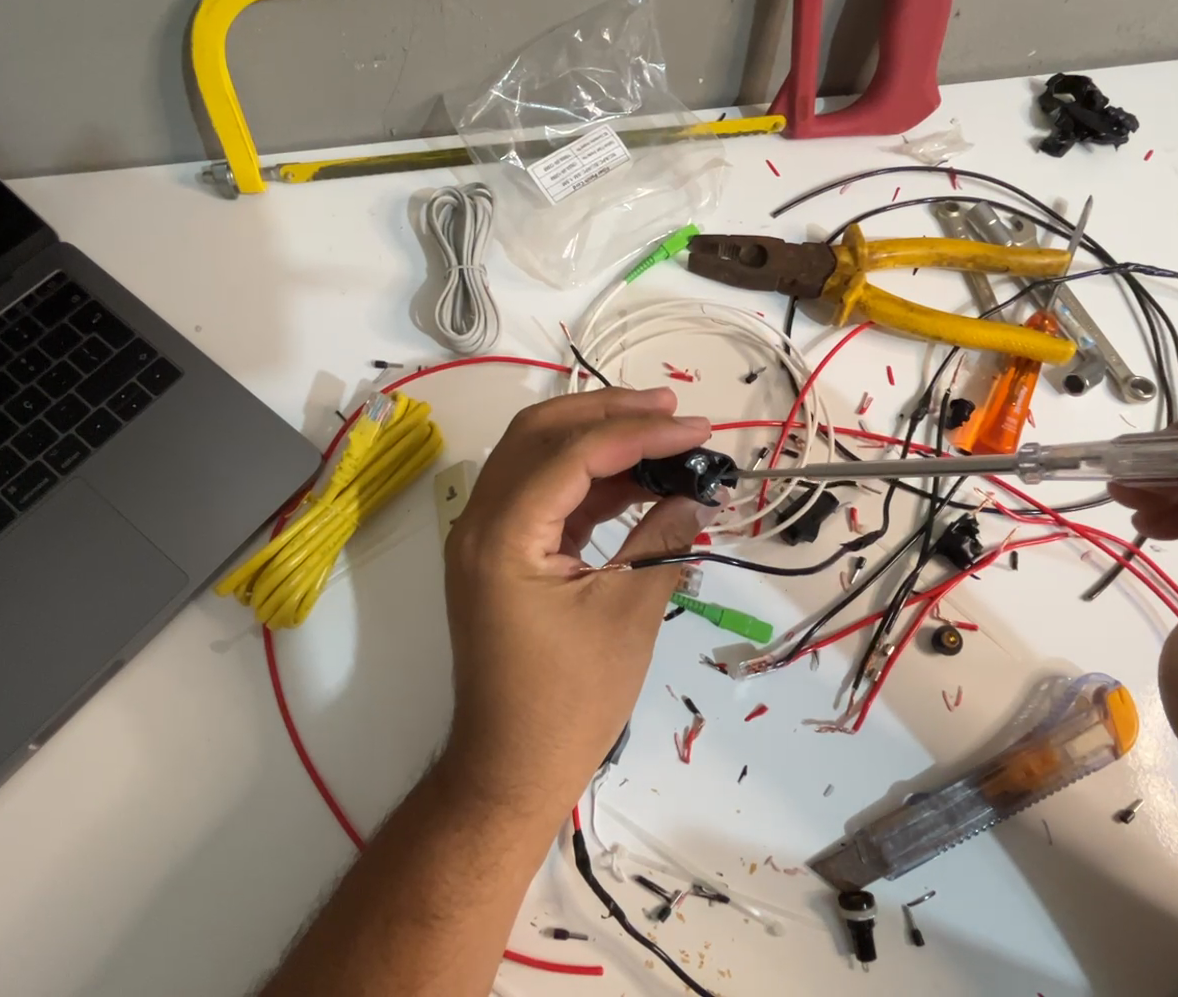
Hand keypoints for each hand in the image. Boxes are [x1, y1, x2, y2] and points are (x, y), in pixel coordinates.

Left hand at [440, 387, 713, 809]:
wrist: (513, 766)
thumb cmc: (571, 701)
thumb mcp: (628, 613)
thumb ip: (661, 541)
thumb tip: (693, 495)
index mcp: (502, 535)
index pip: (572, 452)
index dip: (638, 432)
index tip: (697, 429)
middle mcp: (481, 522)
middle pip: (540, 434)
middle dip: (608, 414)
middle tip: (671, 410)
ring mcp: (486, 538)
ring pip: (539, 459)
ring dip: (599, 443)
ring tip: (664, 437)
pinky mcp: (502, 556)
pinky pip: (544, 498)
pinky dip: (589, 484)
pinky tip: (638, 482)